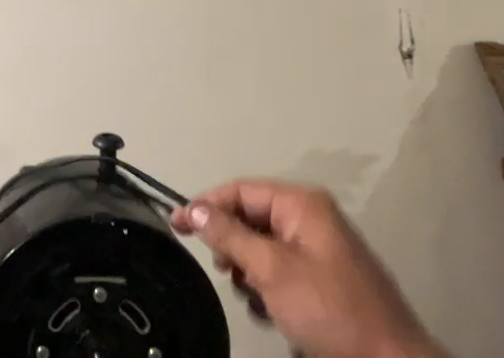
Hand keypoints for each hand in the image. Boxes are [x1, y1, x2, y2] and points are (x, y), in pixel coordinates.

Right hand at [171, 180, 442, 357]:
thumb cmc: (329, 309)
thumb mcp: (272, 270)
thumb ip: (230, 235)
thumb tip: (194, 209)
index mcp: (302, 204)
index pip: (240, 190)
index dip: (205, 206)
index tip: (174, 226)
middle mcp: (309, 218)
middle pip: (250, 218)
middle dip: (232, 247)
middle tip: (225, 273)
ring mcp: (318, 250)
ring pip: (261, 248)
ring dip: (249, 272)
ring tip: (254, 298)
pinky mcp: (322, 280)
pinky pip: (279, 271)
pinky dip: (267, 289)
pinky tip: (270, 312)